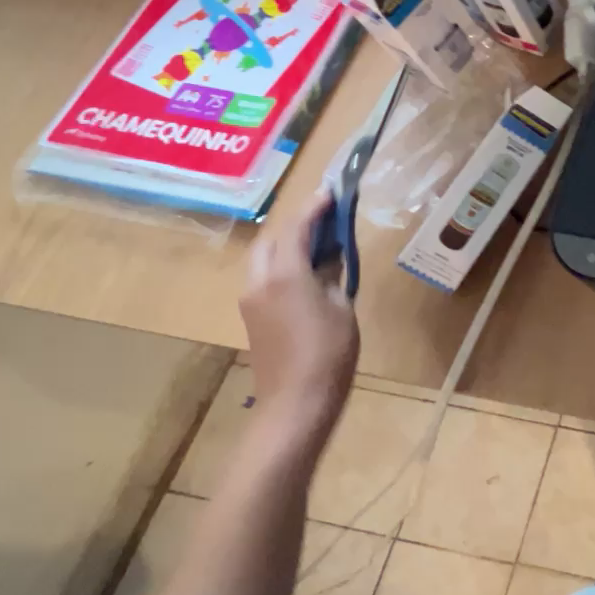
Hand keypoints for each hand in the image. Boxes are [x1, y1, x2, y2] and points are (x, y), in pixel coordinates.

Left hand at [240, 192, 358, 433]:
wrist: (296, 403)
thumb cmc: (328, 352)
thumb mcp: (342, 306)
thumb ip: (333, 275)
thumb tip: (330, 258)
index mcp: (284, 274)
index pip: (296, 228)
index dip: (314, 207)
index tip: (333, 191)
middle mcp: (259, 282)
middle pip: (271, 240)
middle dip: (295, 224)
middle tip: (327, 218)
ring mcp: (251, 301)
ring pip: (264, 259)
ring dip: (288, 244)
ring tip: (321, 242)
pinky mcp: (253, 317)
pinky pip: (266, 277)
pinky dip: (285, 264)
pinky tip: (310, 271)